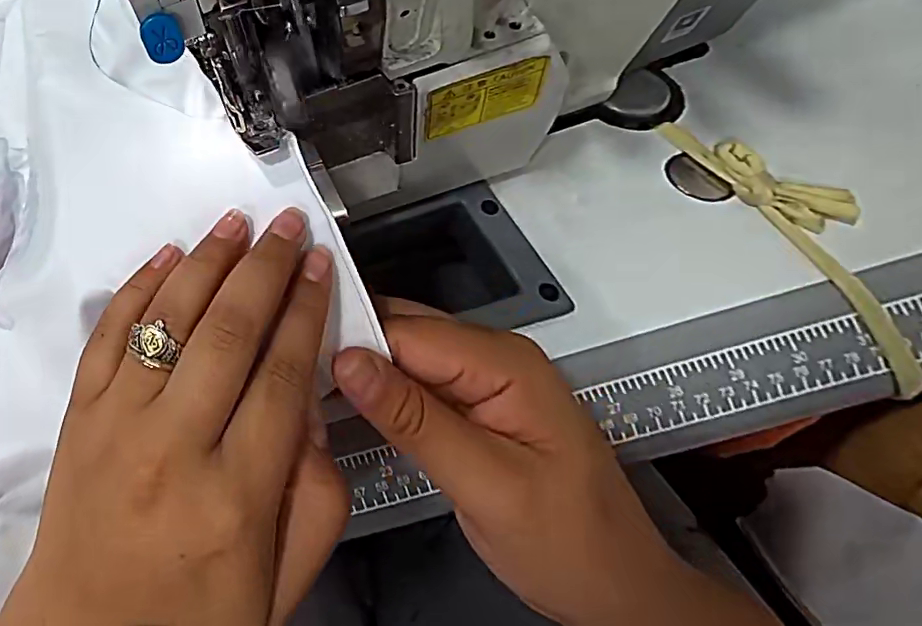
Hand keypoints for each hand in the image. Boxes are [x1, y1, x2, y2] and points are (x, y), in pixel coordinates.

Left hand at [0, 208, 348, 625]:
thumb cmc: (191, 618)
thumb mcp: (280, 585)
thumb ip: (315, 498)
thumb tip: (312, 406)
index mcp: (236, 496)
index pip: (282, 375)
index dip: (305, 310)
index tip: (318, 266)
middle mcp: (174, 445)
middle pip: (229, 331)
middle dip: (265, 268)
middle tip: (286, 227)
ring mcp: (118, 420)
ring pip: (168, 318)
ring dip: (206, 261)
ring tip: (234, 224)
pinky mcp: (78, 410)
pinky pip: (109, 332)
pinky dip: (138, 286)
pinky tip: (167, 256)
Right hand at [333, 310, 776, 625]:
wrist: (623, 593)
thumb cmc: (571, 546)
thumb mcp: (488, 487)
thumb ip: (415, 419)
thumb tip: (350, 362)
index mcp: (503, 361)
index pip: (404, 329)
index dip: (350, 340)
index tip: (301, 359)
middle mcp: (491, 353)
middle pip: (399, 328)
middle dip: (349, 347)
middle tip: (299, 375)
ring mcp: (481, 373)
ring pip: (400, 349)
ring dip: (361, 368)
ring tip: (315, 388)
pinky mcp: (470, 396)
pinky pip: (412, 375)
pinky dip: (379, 387)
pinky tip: (351, 402)